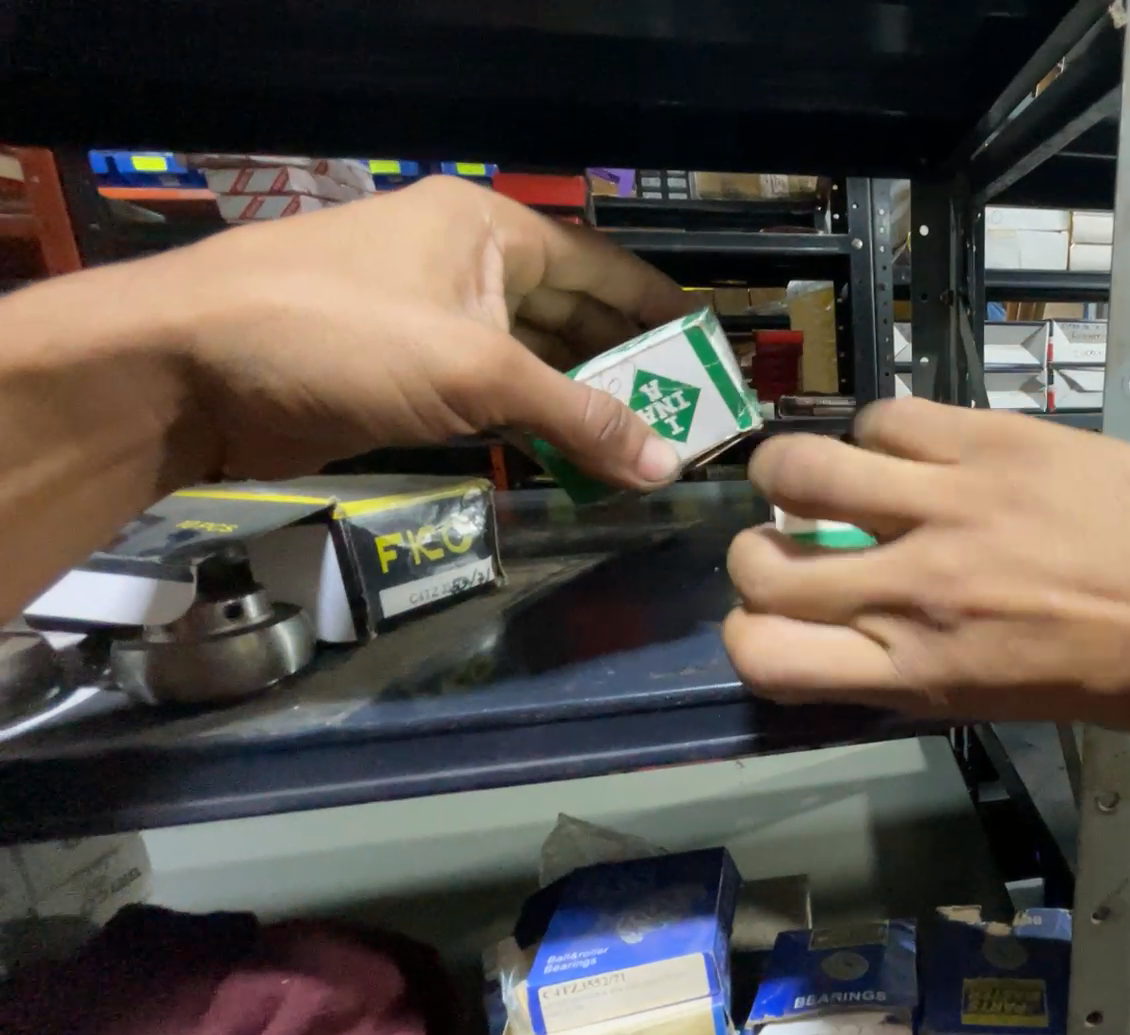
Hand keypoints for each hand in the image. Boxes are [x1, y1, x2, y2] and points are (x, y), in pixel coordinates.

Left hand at [149, 176, 695, 485]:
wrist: (177, 375)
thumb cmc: (339, 337)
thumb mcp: (478, 371)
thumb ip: (583, 420)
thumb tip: (668, 469)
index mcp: (492, 232)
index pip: (606, 267)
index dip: (664, 311)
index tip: (713, 353)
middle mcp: (475, 267)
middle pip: (581, 317)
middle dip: (636, 367)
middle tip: (692, 413)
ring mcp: (446, 321)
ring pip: (546, 362)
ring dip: (594, 405)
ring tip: (653, 444)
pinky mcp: (422, 371)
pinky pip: (509, 394)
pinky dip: (547, 425)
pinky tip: (588, 457)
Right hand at [722, 398, 1129, 728]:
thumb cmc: (1114, 678)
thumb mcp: (992, 697)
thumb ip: (906, 662)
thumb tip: (849, 622)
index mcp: (914, 670)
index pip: (763, 654)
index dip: (750, 631)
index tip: (779, 612)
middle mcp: (912, 591)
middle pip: (759, 564)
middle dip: (757, 551)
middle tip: (795, 537)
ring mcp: (950, 508)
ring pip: (801, 469)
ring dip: (792, 474)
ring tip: (826, 476)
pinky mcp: (993, 442)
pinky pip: (890, 418)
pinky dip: (884, 433)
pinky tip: (917, 449)